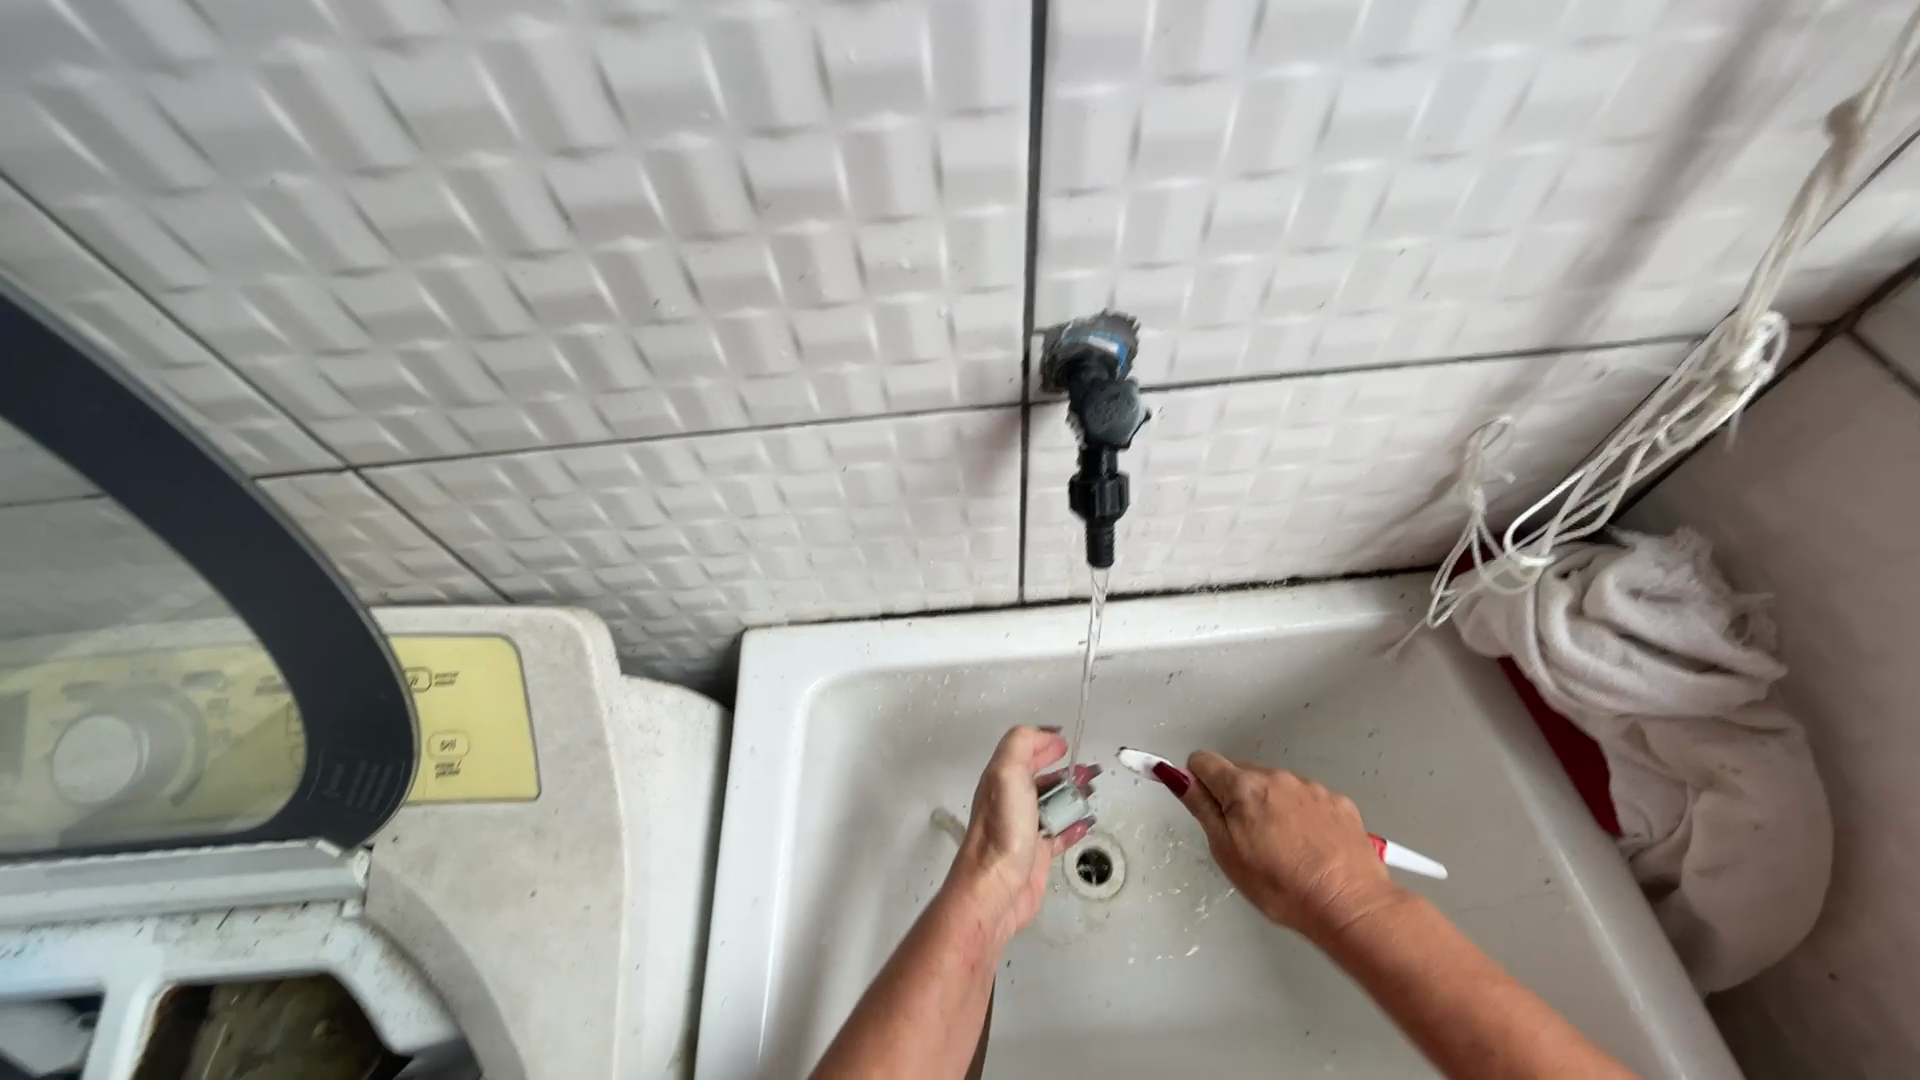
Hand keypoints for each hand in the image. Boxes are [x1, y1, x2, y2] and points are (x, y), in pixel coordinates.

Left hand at [943, 726, 1096, 943]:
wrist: (995, 888)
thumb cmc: (1001, 830)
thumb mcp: (1006, 772)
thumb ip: (1021, 743)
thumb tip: (1044, 735)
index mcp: (1001, 778)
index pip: (1023, 751)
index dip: (1043, 743)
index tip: (1065, 742)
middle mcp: (1011, 800)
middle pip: (1041, 776)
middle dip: (1065, 769)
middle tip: (1088, 769)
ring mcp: (1025, 827)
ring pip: (1053, 803)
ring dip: (1074, 795)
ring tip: (1091, 791)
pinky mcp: (1038, 853)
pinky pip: (1060, 832)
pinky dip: (1075, 825)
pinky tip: (1086, 822)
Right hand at [1159, 751, 1401, 940]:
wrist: (1349, 905)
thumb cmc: (1284, 887)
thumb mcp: (1226, 851)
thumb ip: (1200, 806)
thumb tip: (1175, 775)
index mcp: (1244, 787)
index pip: (1203, 761)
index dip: (1196, 781)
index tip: (1199, 800)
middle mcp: (1277, 778)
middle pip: (1240, 774)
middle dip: (1236, 798)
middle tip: (1244, 840)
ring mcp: (1310, 788)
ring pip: (1274, 787)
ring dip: (1269, 807)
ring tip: (1281, 850)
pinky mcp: (1337, 802)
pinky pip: (1306, 799)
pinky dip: (1301, 816)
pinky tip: (1308, 848)